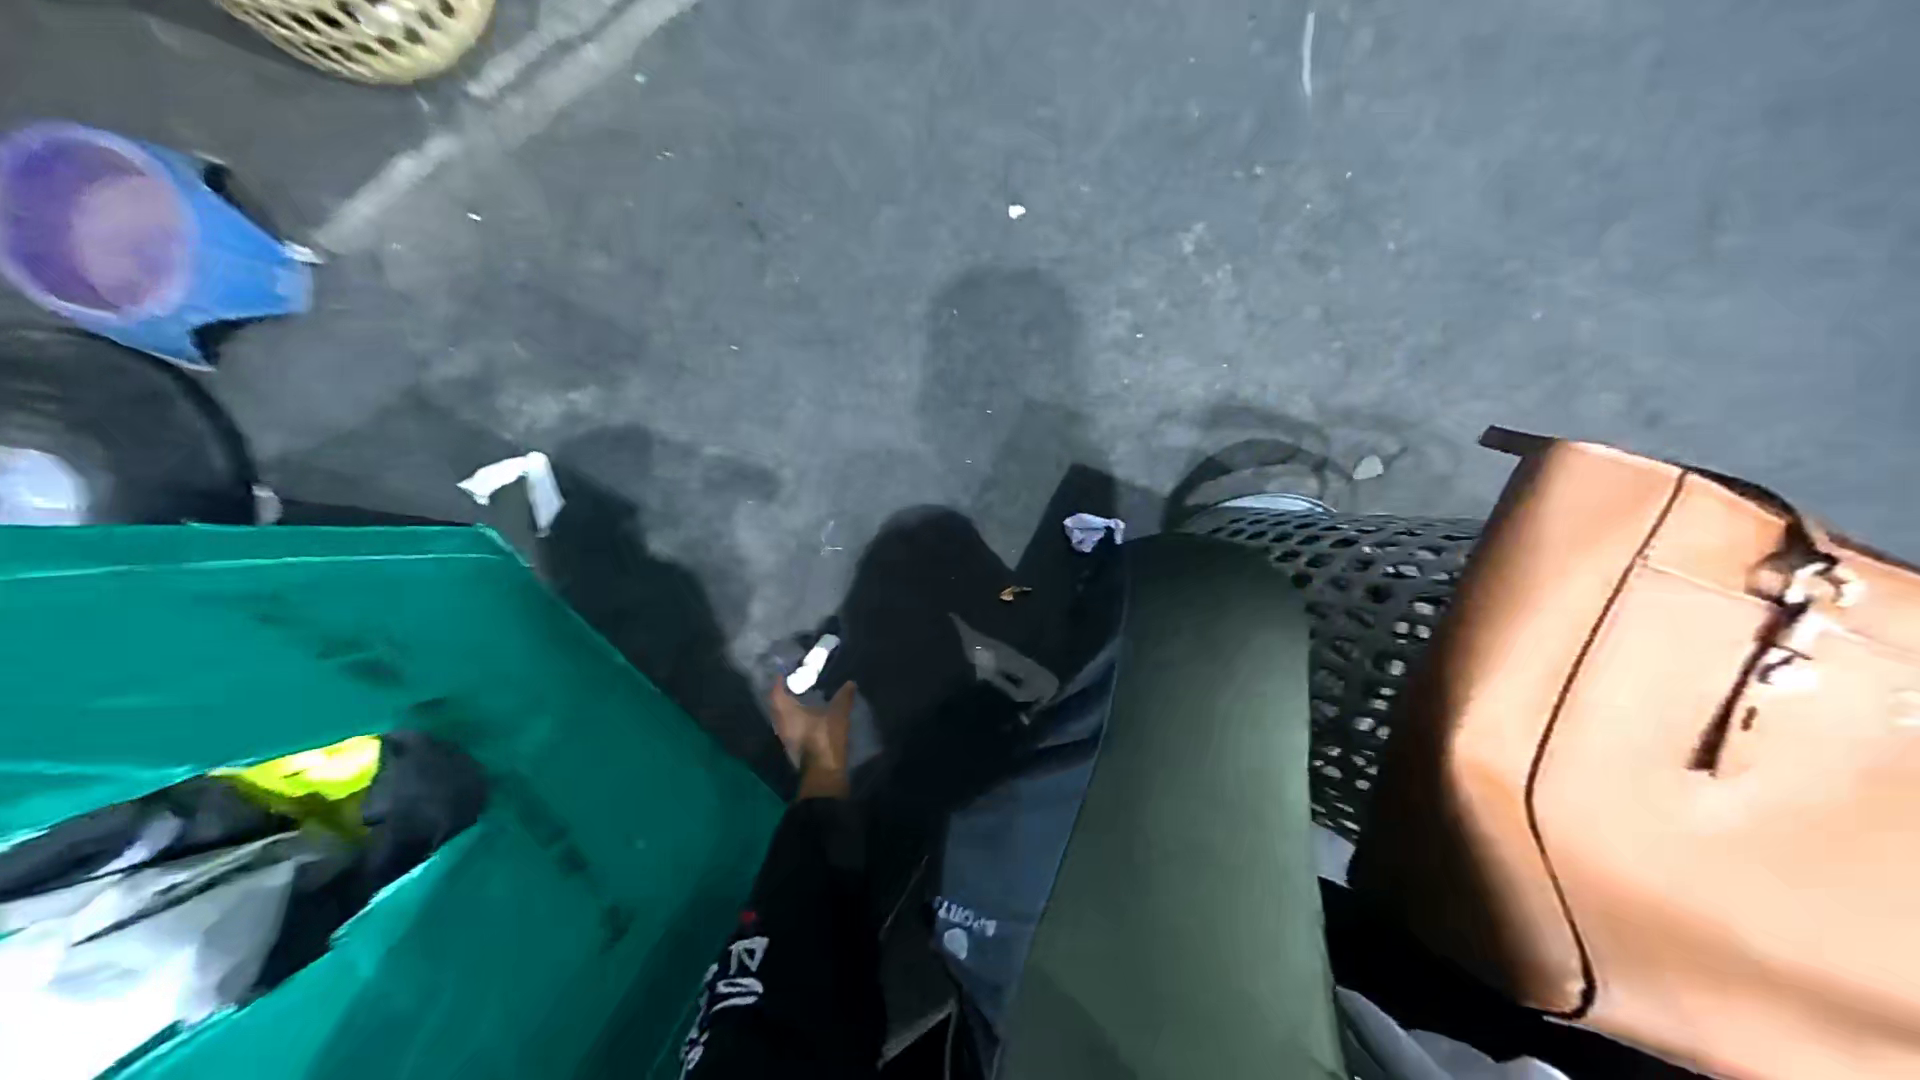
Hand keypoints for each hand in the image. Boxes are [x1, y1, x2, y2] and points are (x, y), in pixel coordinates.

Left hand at [768, 681, 855, 799]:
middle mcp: (781, 723)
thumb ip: (843, 697)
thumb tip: (850, 683)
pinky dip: (793, 718)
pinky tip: (806, 716)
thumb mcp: (838, 713)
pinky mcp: (792, 746)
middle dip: (782, 693)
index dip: (779, 682)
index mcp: (787, 712)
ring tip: (800, 697)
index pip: (776, 692)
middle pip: (776, 705)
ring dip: (787, 707)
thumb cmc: (825, 738)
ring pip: (781, 717)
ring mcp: (785, 736)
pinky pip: (788, 726)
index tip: (785, 673)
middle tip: (793, 683)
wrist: (823, 772)